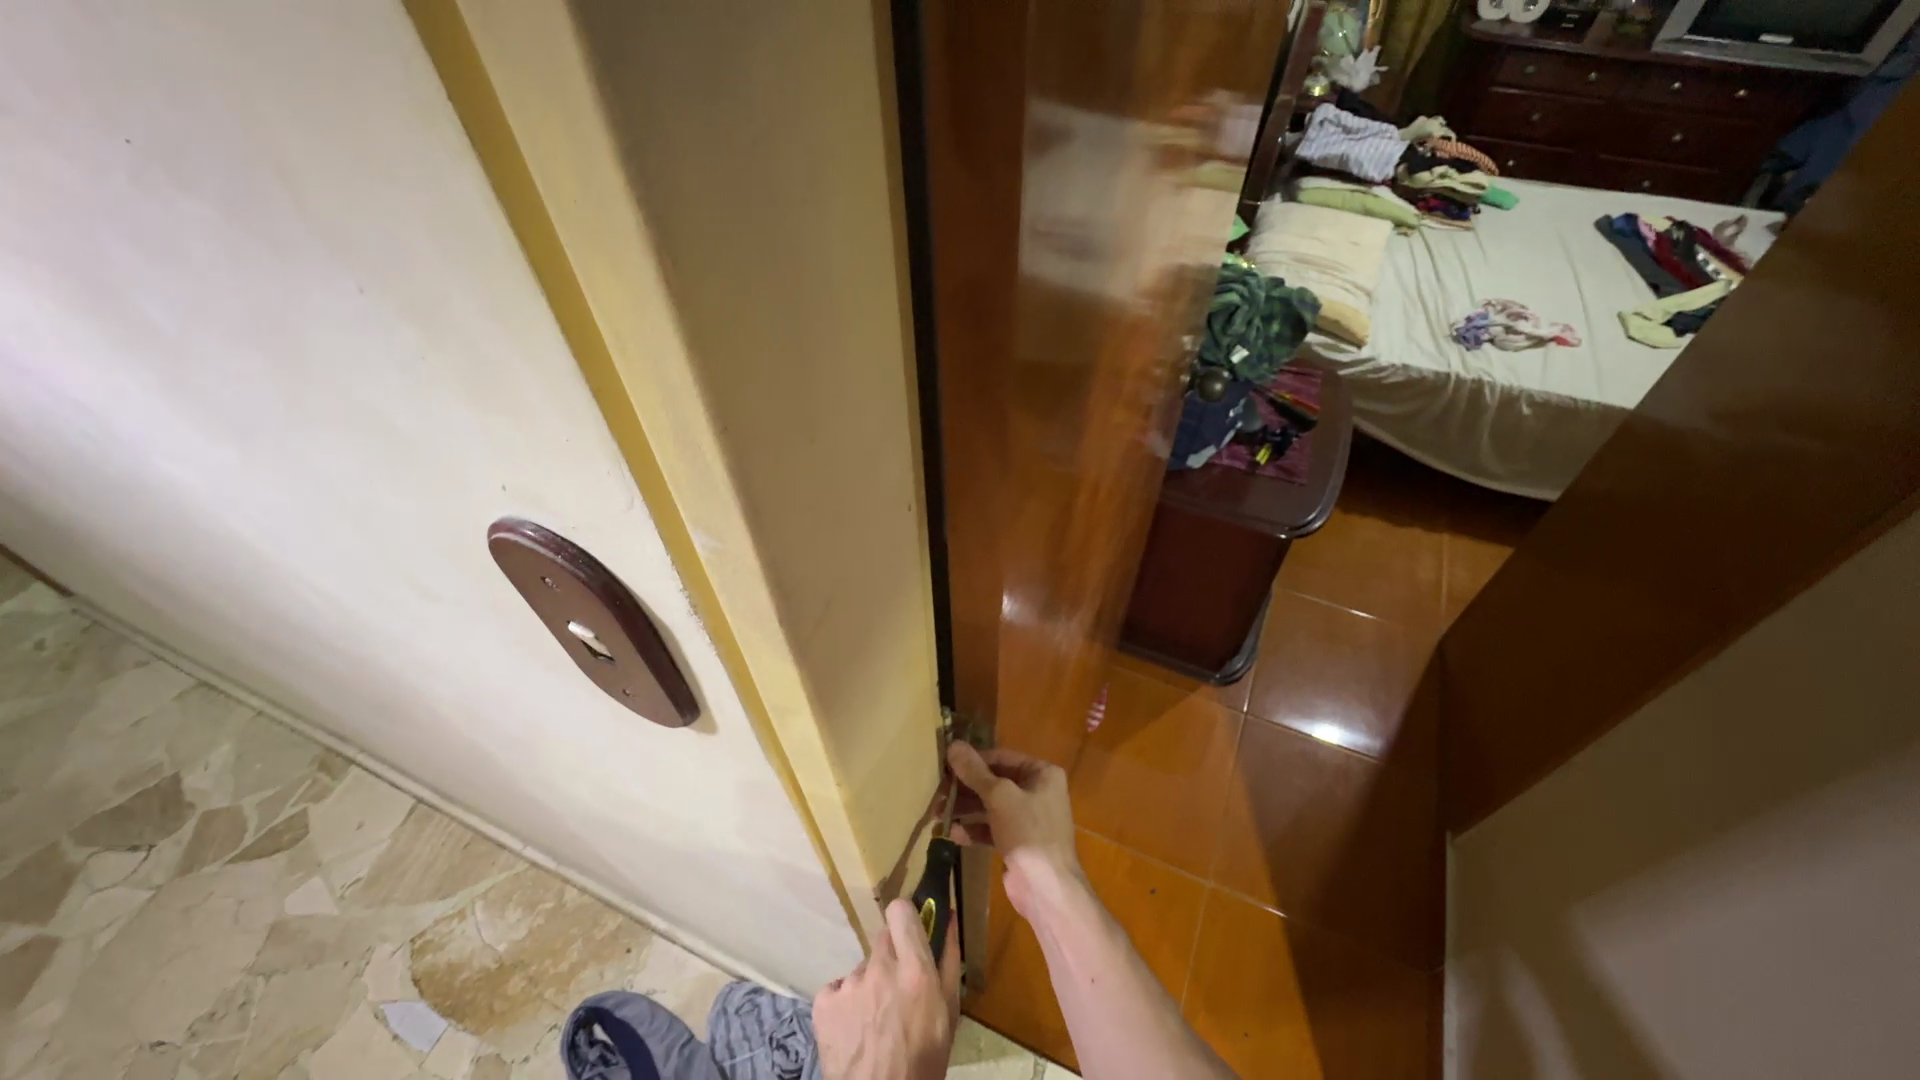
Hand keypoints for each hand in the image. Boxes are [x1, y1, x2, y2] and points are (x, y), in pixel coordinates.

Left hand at [813, 898, 961, 1079]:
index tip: (909, 931)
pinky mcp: (824, 1002)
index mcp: (915, 970)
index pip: (901, 912)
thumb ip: (949, 961)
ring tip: (875, 1020)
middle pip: (882, 939)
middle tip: (897, 988)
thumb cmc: (924, 1060)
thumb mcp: (949, 1014)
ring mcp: (848, 985)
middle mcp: (880, 969)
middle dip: (891, 956)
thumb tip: (949, 916)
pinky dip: (845, 1003)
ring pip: (862, 969)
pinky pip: (838, 988)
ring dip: (869, 985)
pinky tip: (854, 1028)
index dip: (905, 918)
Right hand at [945, 741, 1081, 919]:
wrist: (1046, 887)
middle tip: (938, 791)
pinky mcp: (1017, 842)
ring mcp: (1028, 819)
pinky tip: (952, 834)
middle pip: (995, 782)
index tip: (945, 765)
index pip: (1002, 757)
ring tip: (937, 813)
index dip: (973, 760)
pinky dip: (973, 829)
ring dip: (965, 809)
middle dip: (966, 788)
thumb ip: (975, 771)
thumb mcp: (999, 796)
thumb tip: (953, 745)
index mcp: (1042, 774)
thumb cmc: (1028, 832)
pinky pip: (991, 829)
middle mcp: (1038, 792)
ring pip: (990, 806)